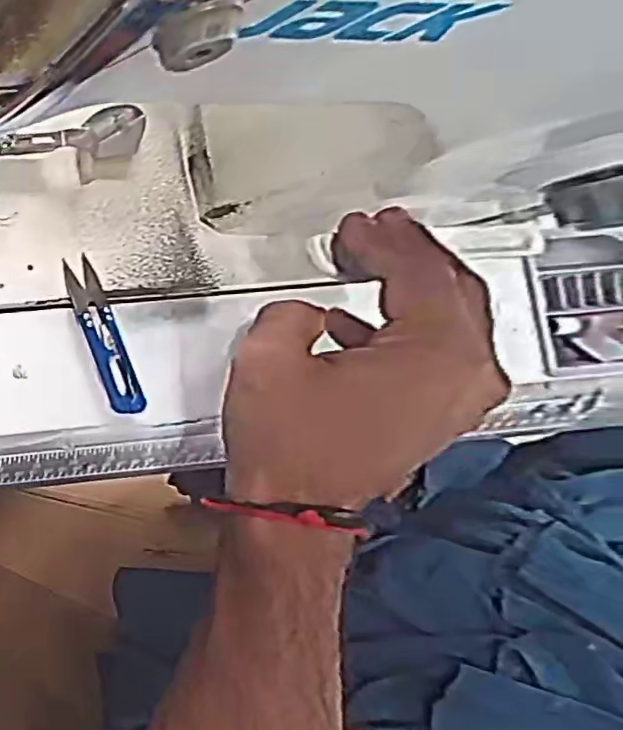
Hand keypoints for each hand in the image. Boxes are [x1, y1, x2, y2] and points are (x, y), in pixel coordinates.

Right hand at [223, 208, 510, 509]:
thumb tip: (302, 312)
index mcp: (436, 354)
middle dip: (411, 258)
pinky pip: (432, 353)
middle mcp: (466, 375)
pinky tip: (357, 324)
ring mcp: (455, 398)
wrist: (293, 504)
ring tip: (370, 268)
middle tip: (379, 233)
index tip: (363, 225)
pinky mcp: (433, 414)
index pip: (420, 276)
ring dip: (406, 291)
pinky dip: (399, 328)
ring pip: (446, 323)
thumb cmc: (286, 445)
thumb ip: (286, 316)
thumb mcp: (264, 362)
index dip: (386, 243)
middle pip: (451, 294)